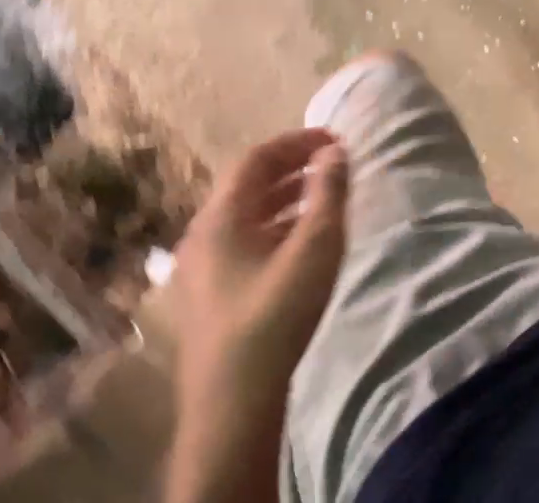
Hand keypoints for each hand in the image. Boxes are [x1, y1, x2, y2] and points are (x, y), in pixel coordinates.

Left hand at [172, 129, 348, 415]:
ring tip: (326, 200)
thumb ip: (328, 194)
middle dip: (293, 168)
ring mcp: (201, 268)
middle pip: (248, 186)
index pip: (256, 159)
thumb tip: (334, 152)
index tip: (336, 140)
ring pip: (247, 216)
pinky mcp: (210, 295)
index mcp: (220, 218)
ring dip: (286, 199)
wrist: (233, 398)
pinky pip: (244, 241)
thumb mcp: (314, 247)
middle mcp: (202, 235)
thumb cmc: (276, 312)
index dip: (297, 142)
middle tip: (335, 165)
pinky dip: (277, 227)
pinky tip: (303, 245)